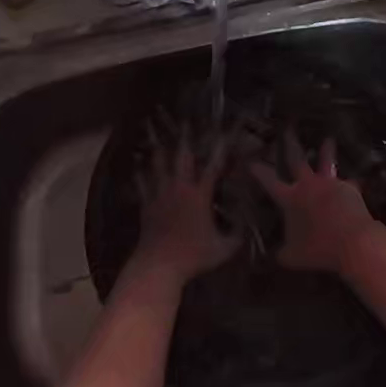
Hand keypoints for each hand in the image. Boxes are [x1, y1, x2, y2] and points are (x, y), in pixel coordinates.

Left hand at [131, 134, 236, 285]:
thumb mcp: (224, 249)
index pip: (212, 167)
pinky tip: (137, 162)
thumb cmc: (193, 256)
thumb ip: (237, 236)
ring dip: (159, 148)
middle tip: (186, 121)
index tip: (225, 133)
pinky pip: (142, 183)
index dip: (220, 149)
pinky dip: (141, 171)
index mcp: (200, 195)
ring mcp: (160, 195)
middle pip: (182, 157)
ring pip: (159, 165)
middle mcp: (179, 188)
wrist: (159, 265)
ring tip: (155, 131)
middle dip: (185, 138)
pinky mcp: (146, 205)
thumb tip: (248, 228)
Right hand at [250, 133, 383, 273]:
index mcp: (290, 198)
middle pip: (297, 158)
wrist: (353, 242)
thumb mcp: (293, 256)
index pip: (268, 179)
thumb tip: (276, 256)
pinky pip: (349, 183)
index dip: (258, 169)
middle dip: (290, 142)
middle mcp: (308, 185)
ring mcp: (330, 184)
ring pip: (326, 162)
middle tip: (288, 128)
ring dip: (326, 150)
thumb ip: (283, 253)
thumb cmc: (318, 248)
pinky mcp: (350, 189)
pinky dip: (349, 183)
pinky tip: (353, 183)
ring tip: (329, 139)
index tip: (250, 159)